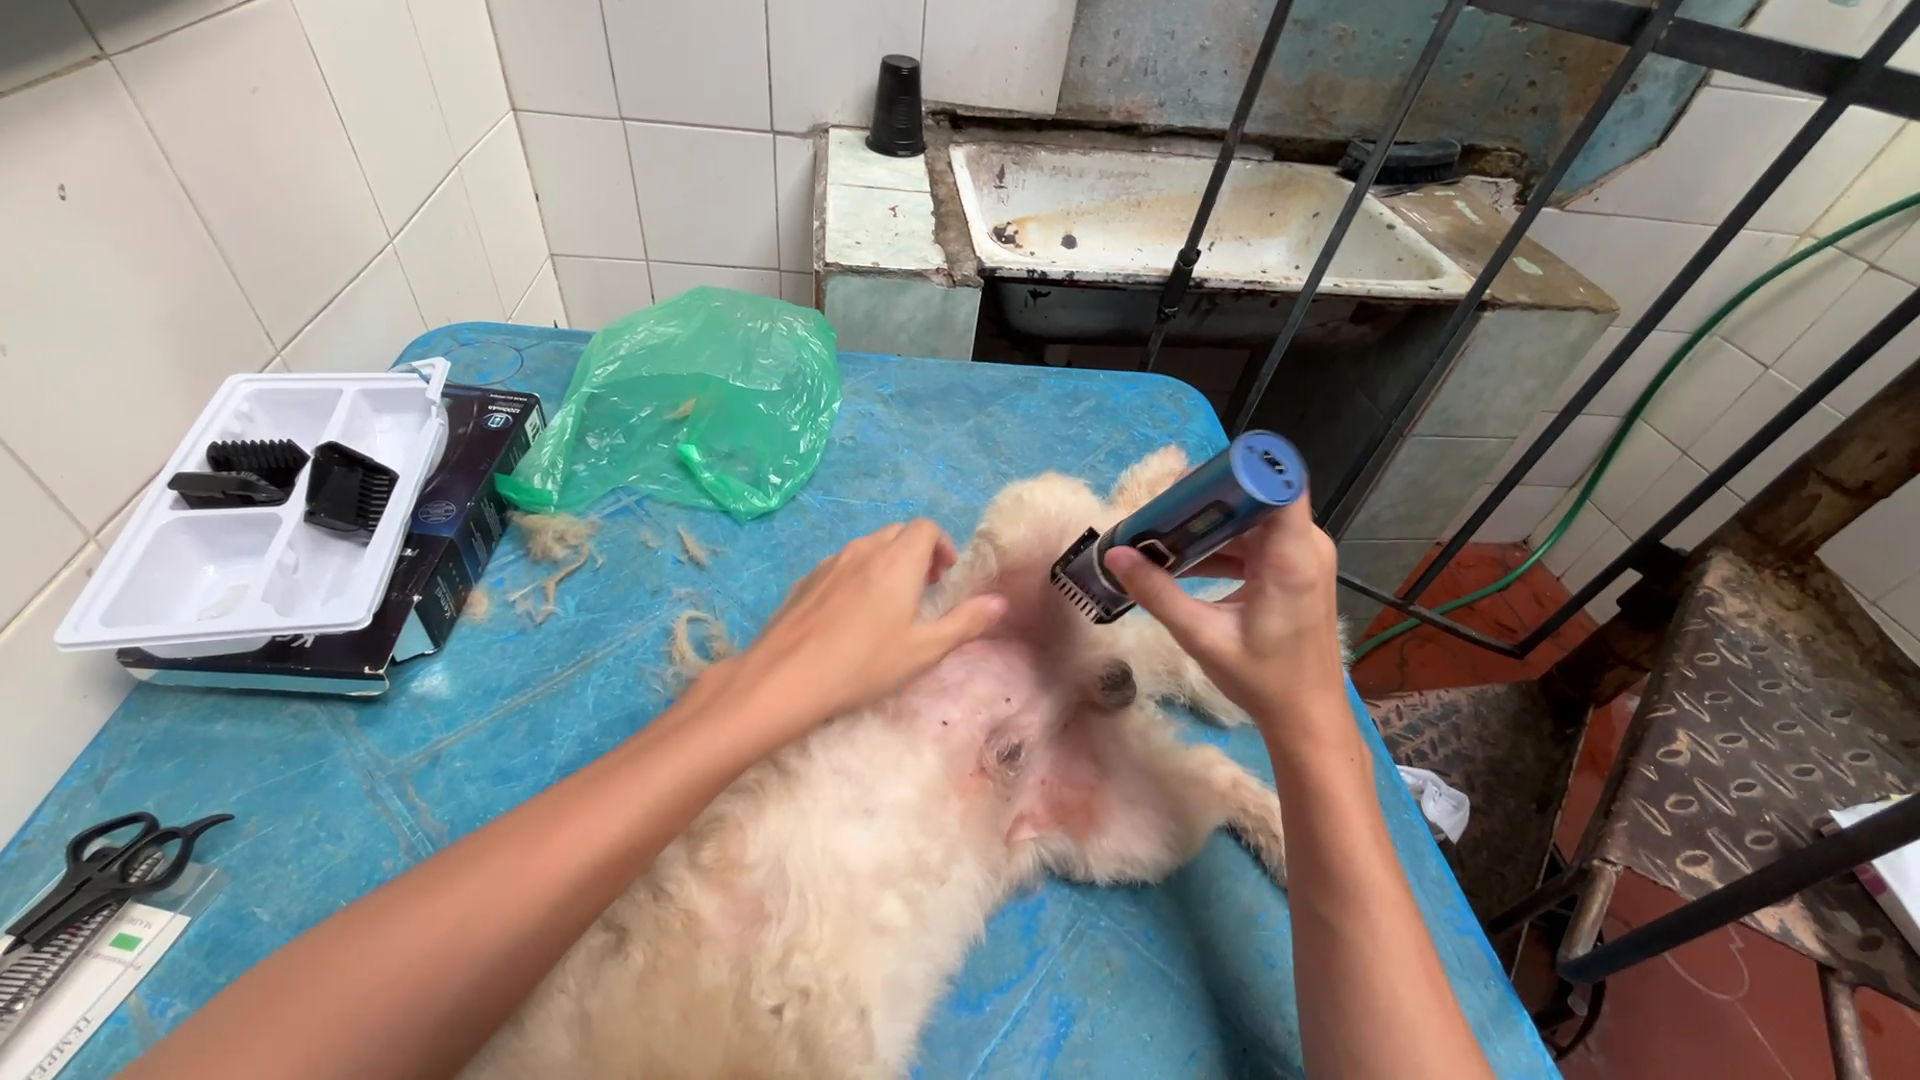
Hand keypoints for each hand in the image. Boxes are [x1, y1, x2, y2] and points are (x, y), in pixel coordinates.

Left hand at [711, 520, 1006, 743]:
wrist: (786, 676)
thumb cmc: (864, 664)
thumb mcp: (924, 650)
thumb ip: (965, 622)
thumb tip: (999, 602)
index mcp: (898, 560)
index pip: (926, 527)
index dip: (942, 546)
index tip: (945, 577)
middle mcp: (864, 550)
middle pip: (897, 533)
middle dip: (917, 553)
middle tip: (924, 589)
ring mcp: (830, 562)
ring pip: (867, 548)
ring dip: (886, 563)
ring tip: (889, 604)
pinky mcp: (805, 580)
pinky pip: (841, 565)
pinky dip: (857, 576)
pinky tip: (851, 616)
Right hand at [1103, 500, 1345, 732]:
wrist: (1306, 716)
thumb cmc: (1262, 679)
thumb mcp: (1201, 636)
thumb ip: (1157, 593)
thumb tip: (1116, 555)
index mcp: (1292, 556)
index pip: (1276, 484)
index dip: (1233, 473)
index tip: (1184, 486)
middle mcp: (1305, 546)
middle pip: (1255, 498)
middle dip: (1204, 501)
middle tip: (1157, 512)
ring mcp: (1302, 558)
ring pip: (1251, 521)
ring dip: (1209, 526)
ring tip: (1161, 535)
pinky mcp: (1294, 571)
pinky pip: (1255, 543)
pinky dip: (1222, 548)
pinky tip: (1184, 562)